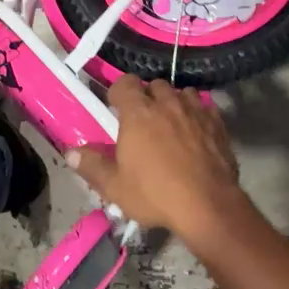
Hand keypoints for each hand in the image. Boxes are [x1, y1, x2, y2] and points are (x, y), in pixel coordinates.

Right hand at [68, 76, 254, 239]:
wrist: (208, 204)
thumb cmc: (156, 194)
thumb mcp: (116, 187)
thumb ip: (92, 166)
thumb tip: (71, 153)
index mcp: (138, 113)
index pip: (124, 83)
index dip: (118, 92)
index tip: (115, 108)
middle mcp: (168, 103)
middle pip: (155, 85)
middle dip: (147, 97)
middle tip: (143, 120)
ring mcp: (196, 110)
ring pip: (182, 93)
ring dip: (174, 102)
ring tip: (171, 123)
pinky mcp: (217, 123)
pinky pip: (204, 107)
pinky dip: (197, 113)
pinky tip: (195, 132)